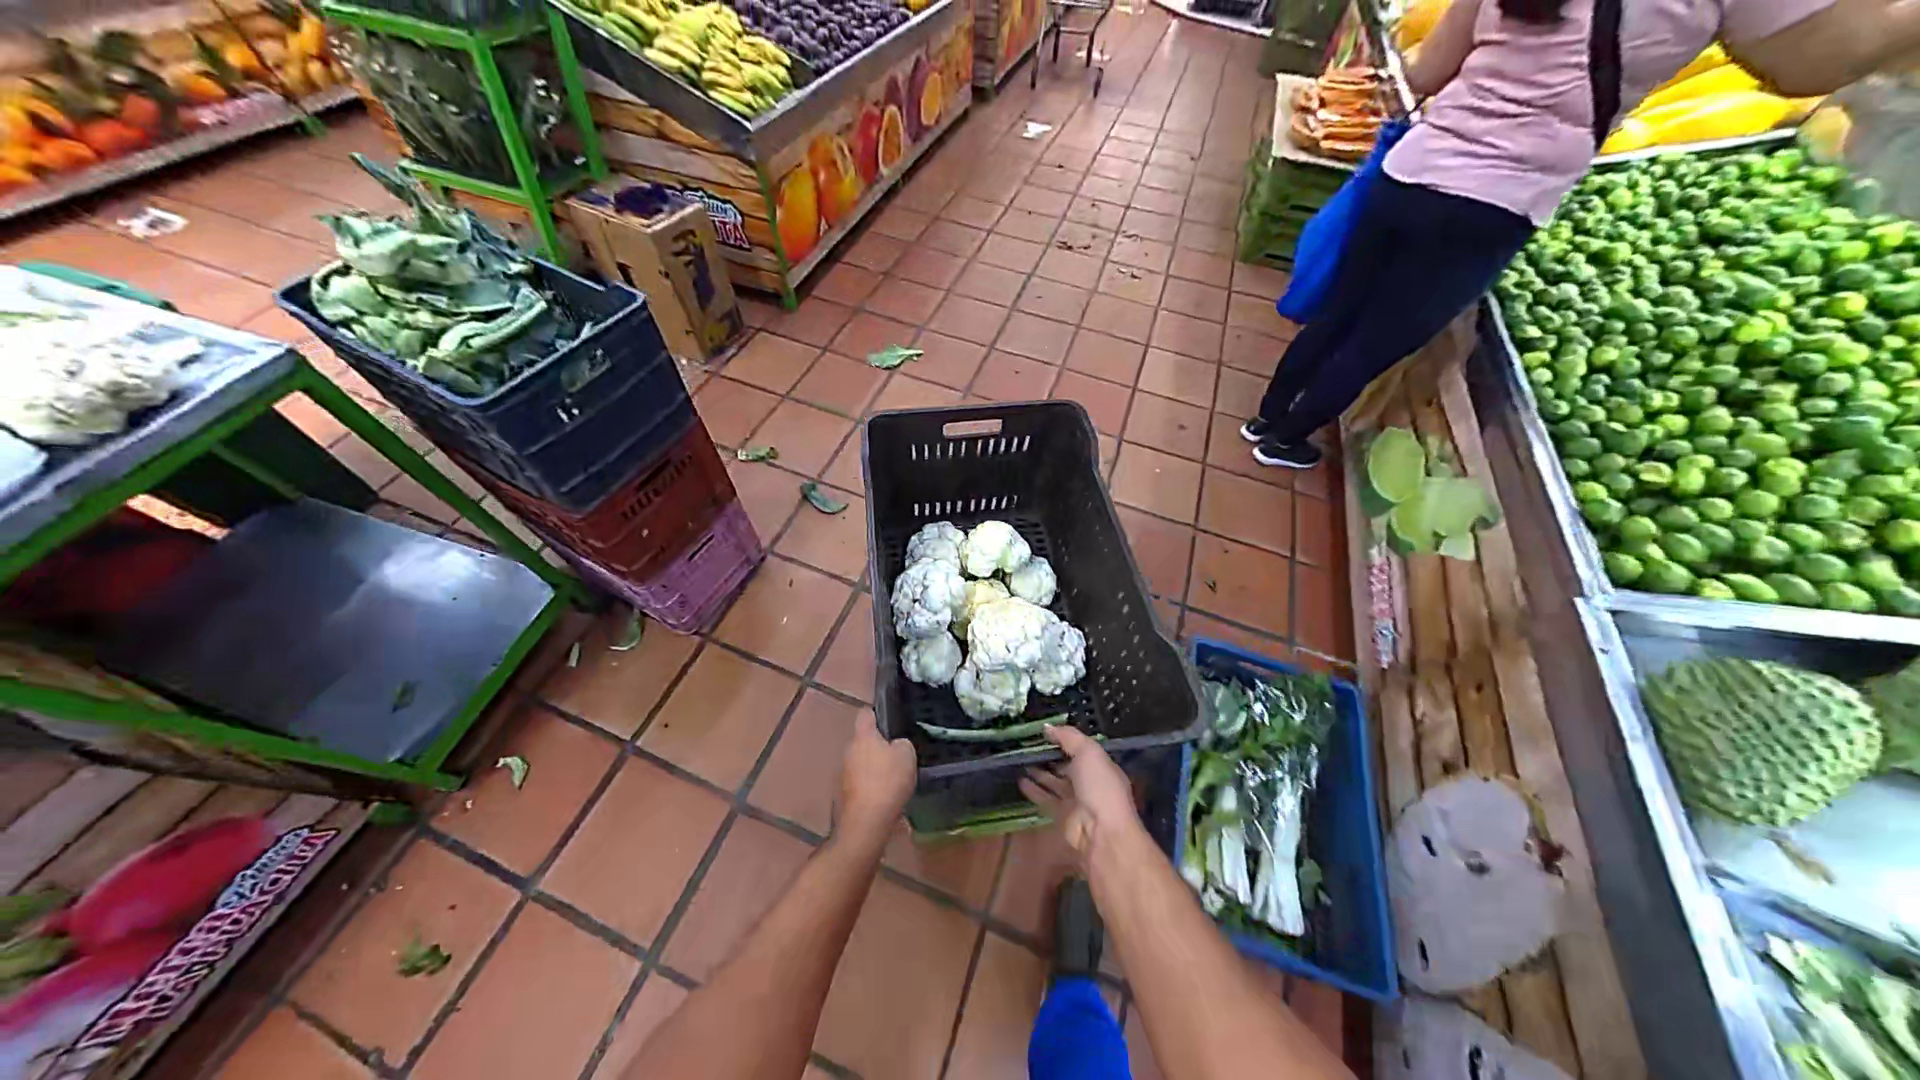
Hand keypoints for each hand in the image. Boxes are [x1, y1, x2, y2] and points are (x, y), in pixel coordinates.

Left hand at [833, 714, 915, 849]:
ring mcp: (842, 774)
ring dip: (873, 768)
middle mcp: (848, 751)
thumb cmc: (887, 782)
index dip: (877, 714)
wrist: (866, 822)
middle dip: (877, 746)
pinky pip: (859, 783)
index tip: (888, 720)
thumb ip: (901, 744)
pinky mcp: (842, 794)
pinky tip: (884, 797)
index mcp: (863, 736)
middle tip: (897, 755)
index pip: (865, 714)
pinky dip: (870, 787)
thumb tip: (895, 746)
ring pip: (860, 763)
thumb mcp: (907, 755)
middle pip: (863, 741)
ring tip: (893, 779)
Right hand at [1019, 725, 1141, 861]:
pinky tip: (1020, 780)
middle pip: (1066, 766)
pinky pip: (1045, 799)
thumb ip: (1068, 737)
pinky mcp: (1062, 816)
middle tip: (1027, 745)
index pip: (1081, 750)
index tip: (1043, 732)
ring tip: (1020, 760)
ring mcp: (1075, 800)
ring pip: (1054, 783)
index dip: (1064, 741)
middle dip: (1050, 757)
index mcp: (1100, 766)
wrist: (1101, 831)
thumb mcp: (1088, 752)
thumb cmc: (1099, 786)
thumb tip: (1047, 727)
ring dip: (1039, 773)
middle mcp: (1089, 783)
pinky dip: (1033, 790)